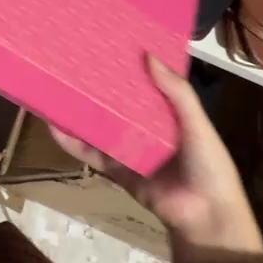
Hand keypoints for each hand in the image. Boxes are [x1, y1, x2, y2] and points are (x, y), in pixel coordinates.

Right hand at [51, 56, 262, 262]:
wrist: (205, 217)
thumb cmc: (207, 165)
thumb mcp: (197, 125)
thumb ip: (177, 93)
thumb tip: (148, 55)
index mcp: (166, 115)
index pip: (143, 86)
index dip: (127, 68)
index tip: (106, 45)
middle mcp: (144, 129)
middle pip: (116, 104)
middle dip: (97, 88)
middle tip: (72, 65)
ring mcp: (128, 150)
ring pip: (98, 127)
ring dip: (78, 113)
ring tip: (56, 92)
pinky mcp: (117, 170)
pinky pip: (91, 154)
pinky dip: (72, 143)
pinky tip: (55, 128)